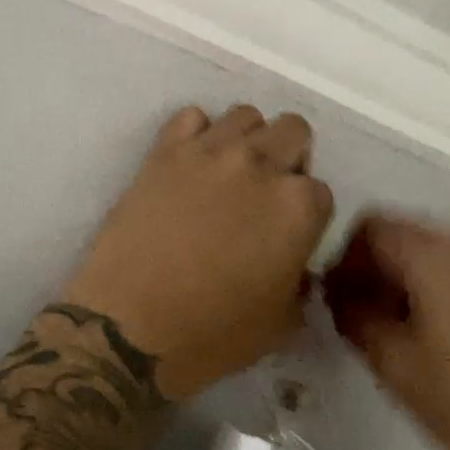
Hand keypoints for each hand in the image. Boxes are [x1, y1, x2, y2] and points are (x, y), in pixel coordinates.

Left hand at [60, 104, 334, 399]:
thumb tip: (295, 266)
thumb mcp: (280, 324)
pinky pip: (191, 117)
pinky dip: (197, 134)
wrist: (129, 324)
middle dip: (288, 157)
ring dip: (246, 139)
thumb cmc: (212, 333)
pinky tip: (190, 164)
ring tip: (230, 172)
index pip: (320, 190)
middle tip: (266, 192)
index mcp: (298, 208)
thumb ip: (299, 283)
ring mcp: (209, 151)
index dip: (307, 213)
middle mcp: (260, 165)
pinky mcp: (165, 150)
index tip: (289, 232)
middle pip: (293, 132)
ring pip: (245, 115)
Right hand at [323, 215, 449, 449]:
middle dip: (380, 273)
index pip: (370, 226)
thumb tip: (340, 293)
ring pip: (442, 254)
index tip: (338, 302)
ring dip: (415, 284)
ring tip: (411, 340)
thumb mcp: (400, 371)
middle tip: (368, 324)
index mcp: (442, 252)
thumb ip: (355, 319)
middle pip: (407, 236)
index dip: (344, 260)